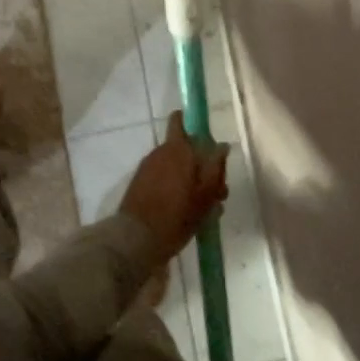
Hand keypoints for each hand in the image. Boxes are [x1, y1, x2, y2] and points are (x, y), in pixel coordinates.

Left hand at [118, 112, 229, 265]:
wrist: (136, 239)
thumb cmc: (177, 215)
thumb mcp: (206, 195)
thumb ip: (216, 167)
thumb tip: (222, 145)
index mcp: (177, 149)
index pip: (179, 121)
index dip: (190, 124)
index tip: (205, 142)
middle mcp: (159, 152)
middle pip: (182, 148)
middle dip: (199, 163)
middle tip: (216, 190)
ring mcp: (147, 168)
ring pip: (173, 166)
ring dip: (187, 178)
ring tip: (203, 206)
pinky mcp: (139, 185)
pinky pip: (162, 178)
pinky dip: (173, 188)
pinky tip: (185, 211)